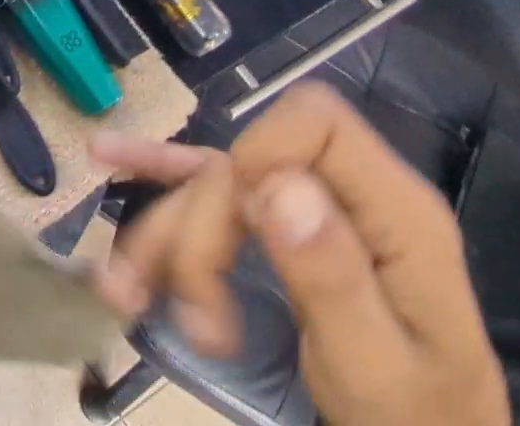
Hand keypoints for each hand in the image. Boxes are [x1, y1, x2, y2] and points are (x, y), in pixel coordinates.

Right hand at [89, 84, 509, 425]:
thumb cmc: (412, 416)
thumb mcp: (379, 366)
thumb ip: (332, 274)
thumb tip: (273, 184)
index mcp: (394, 212)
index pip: (314, 122)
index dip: (258, 154)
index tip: (234, 223)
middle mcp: (344, 193)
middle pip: (239, 167)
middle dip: (200, 236)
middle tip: (198, 317)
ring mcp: (302, 205)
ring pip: (206, 183)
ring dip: (166, 239)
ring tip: (133, 297)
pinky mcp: (271, 222)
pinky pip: (202, 185)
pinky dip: (153, 175)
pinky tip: (107, 157)